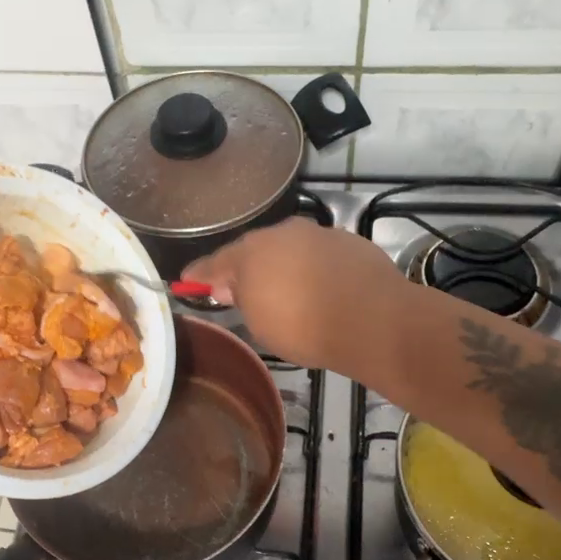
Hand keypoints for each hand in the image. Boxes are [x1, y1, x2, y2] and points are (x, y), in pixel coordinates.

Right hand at [183, 218, 407, 370]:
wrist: (372, 318)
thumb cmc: (304, 326)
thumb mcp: (260, 324)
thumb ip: (241, 299)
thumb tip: (230, 286)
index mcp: (251, 251)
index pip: (215, 262)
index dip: (200, 275)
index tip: (187, 281)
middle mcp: (282, 232)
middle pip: (255, 250)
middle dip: (247, 268)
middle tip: (243, 291)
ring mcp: (319, 234)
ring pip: (291, 249)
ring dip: (285, 267)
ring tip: (288, 294)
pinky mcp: (350, 242)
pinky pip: (322, 256)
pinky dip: (316, 270)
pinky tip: (323, 291)